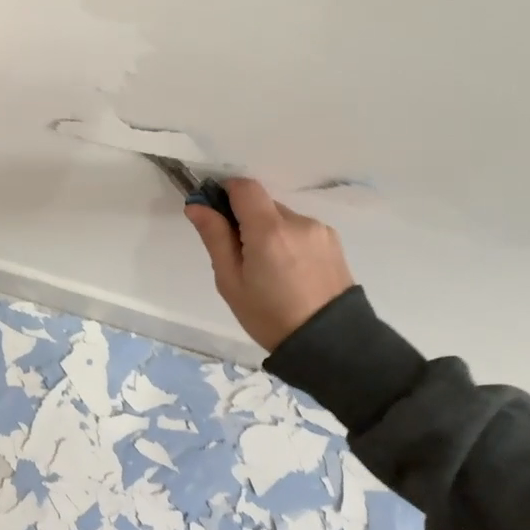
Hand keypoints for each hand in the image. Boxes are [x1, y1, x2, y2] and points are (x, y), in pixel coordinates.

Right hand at [185, 178, 354, 350]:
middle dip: (245, 220)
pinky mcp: (333, 242)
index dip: (224, 191)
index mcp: (268, 230)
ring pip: (281, 218)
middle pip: (262, 204)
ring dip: (267, 232)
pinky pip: (300, 230)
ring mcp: (320, 230)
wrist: (329, 342)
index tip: (213, 212)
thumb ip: (214, 238)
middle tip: (238, 255)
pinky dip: (287, 241)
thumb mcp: (230, 281)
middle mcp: (298, 221)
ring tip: (267, 270)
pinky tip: (288, 271)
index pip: (244, 187)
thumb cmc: (269, 315)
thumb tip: (196, 207)